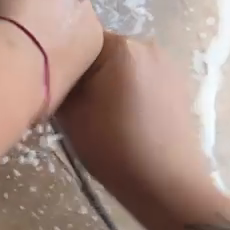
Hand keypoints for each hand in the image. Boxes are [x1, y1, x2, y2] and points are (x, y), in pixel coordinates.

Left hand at [0, 0, 102, 113]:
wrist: (15, 68)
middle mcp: (79, 6)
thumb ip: (63, 61)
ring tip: (8, 25)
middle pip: (60, 4)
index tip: (44, 43)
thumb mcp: (65, 80)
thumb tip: (46, 64)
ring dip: (26, 5)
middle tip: (25, 34)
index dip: (59, 33)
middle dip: (45, 15)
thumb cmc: (43, 89)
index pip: (78, 26)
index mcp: (93, 34)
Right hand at [57, 33, 219, 229]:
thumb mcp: (70, 115)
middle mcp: (147, 46)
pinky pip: (140, 78)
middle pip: (101, 50)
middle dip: (86, 71)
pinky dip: (126, 90)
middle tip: (73, 101)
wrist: (171, 190)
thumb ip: (58, 82)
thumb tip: (52, 72)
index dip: (63, 61)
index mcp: (121, 47)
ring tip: (97, 112)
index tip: (56, 85)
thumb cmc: (116, 149)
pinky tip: (122, 118)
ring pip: (120, 65)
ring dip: (106, 81)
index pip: (78, 39)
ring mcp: (166, 65)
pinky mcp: (177, 86)